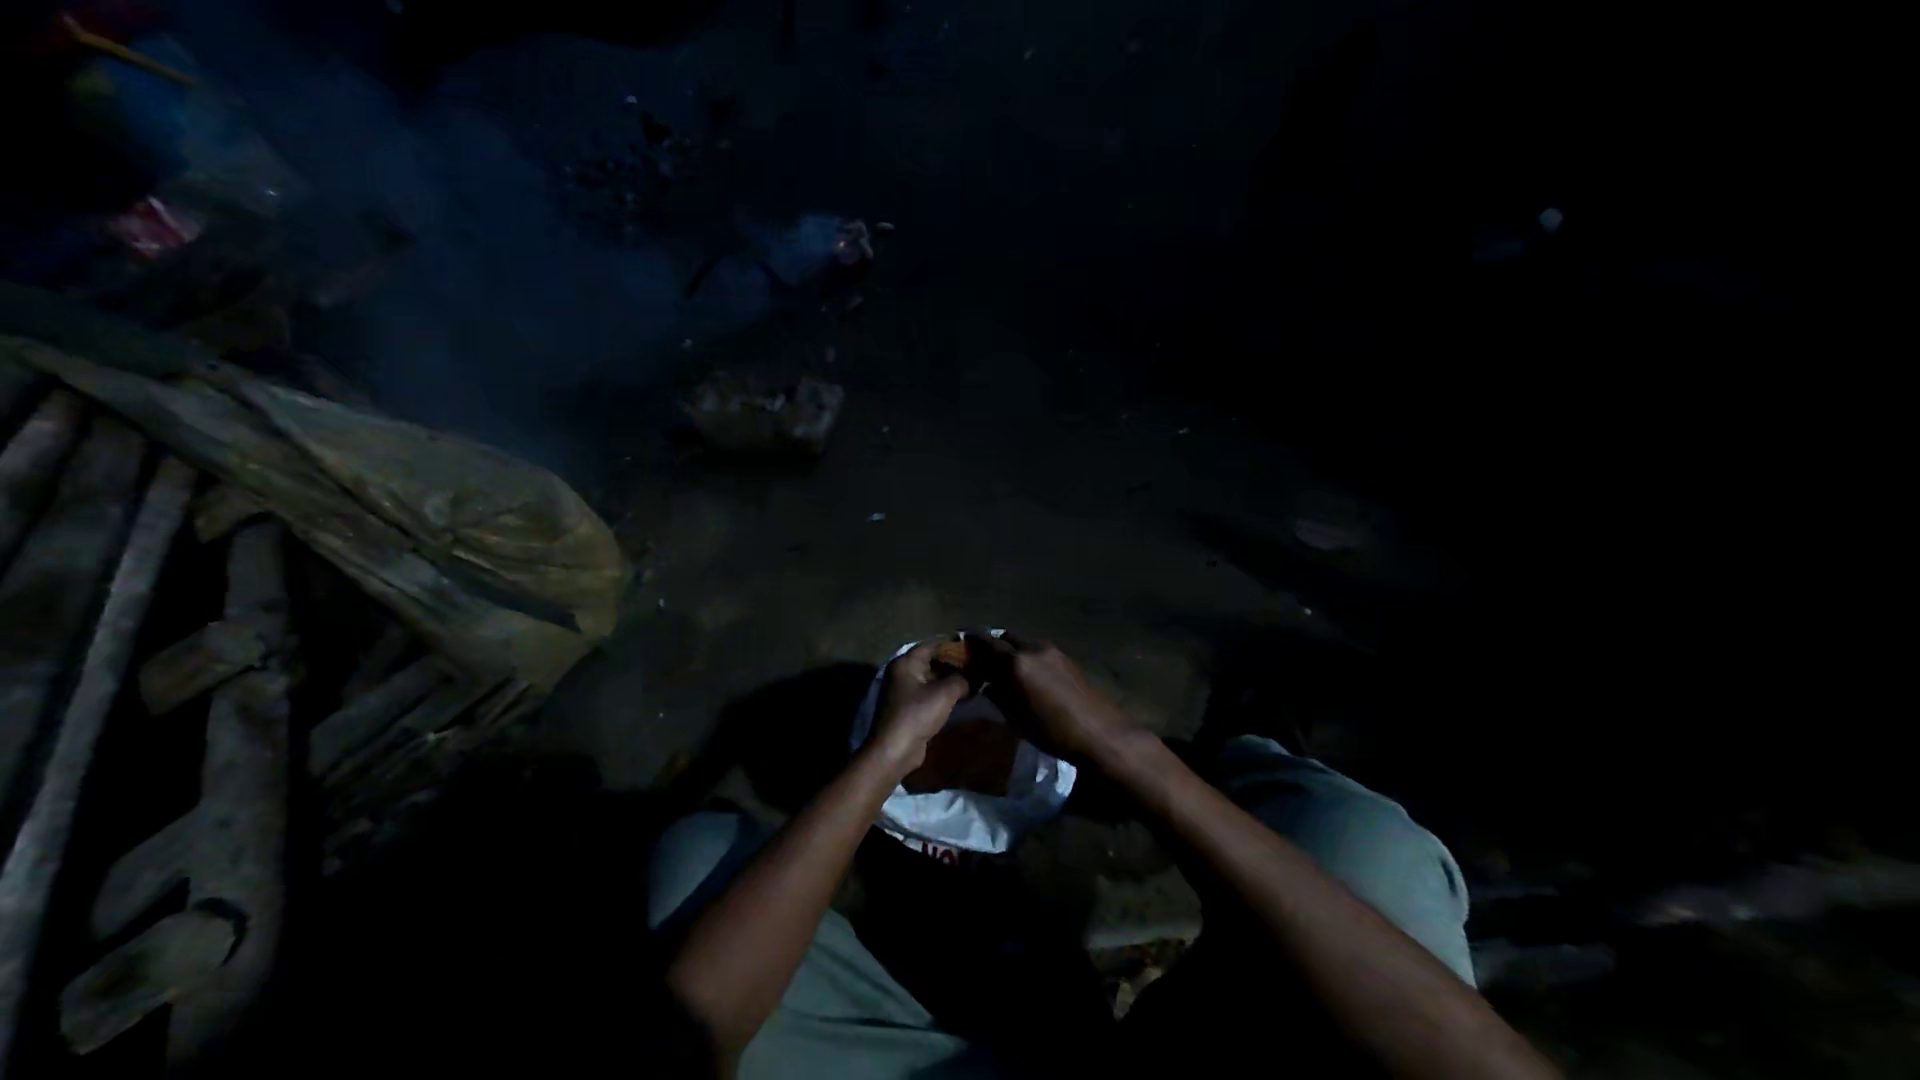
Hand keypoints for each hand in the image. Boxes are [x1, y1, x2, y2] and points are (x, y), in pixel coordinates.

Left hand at [867, 639, 971, 773]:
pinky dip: (946, 691)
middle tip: (978, 663)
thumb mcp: (945, 693)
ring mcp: (906, 690)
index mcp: (906, 662)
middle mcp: (903, 672)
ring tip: (976, 678)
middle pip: (933, 660)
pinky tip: (964, 694)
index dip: (954, 643)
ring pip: (933, 677)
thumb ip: (962, 679)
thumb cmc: (917, 714)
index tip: (974, 645)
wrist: (895, 750)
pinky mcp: (910, 706)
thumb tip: (974, 678)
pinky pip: (931, 692)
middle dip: (955, 662)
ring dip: (952, 678)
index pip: (933, 643)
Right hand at [974, 633, 1145, 766]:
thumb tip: (987, 683)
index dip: (971, 642)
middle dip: (993, 646)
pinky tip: (1029, 676)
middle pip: (1006, 638)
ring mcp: (1053, 651)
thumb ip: (998, 694)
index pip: (986, 644)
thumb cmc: (1052, 731)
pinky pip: (1039, 651)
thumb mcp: (1016, 718)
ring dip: (1012, 652)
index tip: (959, 641)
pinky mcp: (1067, 659)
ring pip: (1024, 643)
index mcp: (1016, 662)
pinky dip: (1028, 658)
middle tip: (983, 661)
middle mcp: (1033, 648)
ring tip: (1006, 671)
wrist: (1099, 733)